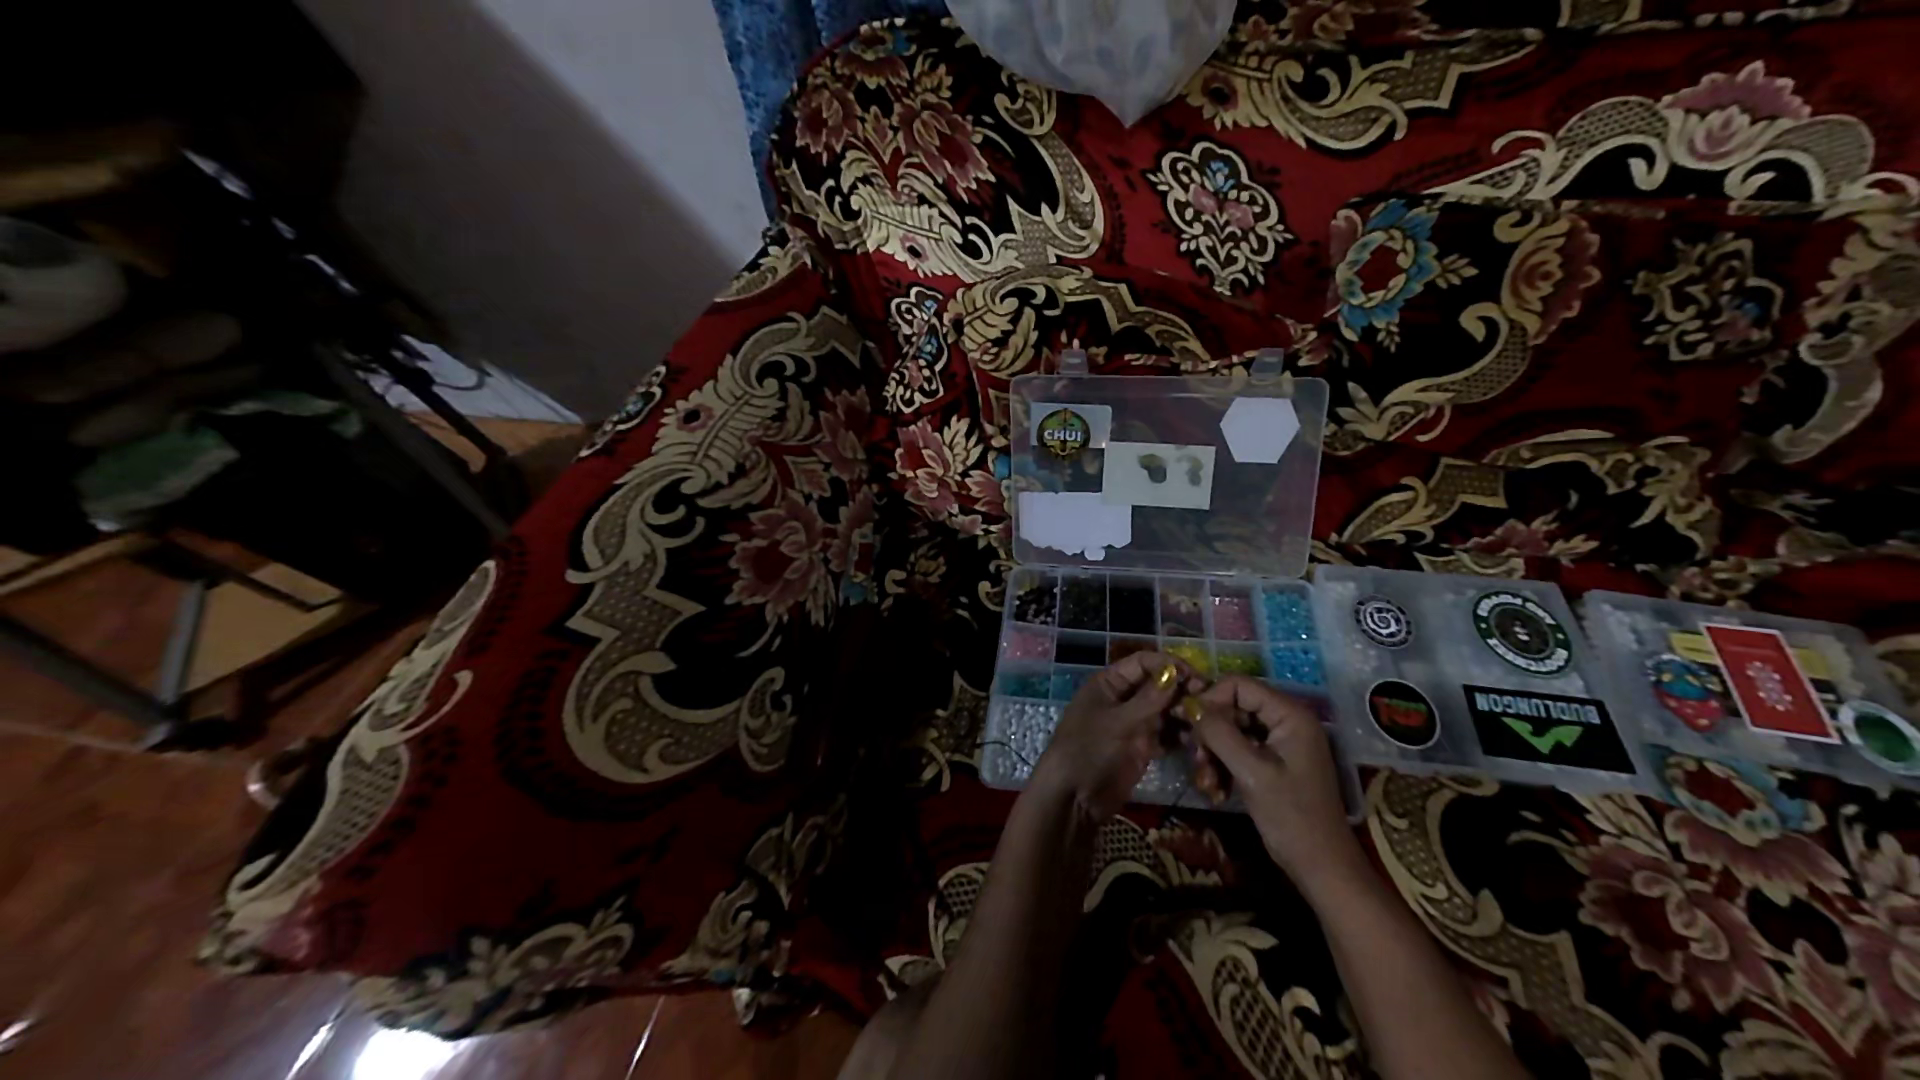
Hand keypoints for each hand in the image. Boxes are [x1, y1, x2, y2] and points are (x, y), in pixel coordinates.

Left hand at [1033, 651, 1193, 823]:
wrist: (1074, 798)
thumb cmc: (1089, 750)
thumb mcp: (1119, 722)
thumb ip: (1149, 698)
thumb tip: (1175, 672)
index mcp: (1108, 683)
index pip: (1142, 663)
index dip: (1168, 666)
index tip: (1196, 677)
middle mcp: (1122, 699)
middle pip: (1157, 685)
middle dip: (1181, 690)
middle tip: (1208, 701)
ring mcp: (1133, 723)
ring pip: (1165, 710)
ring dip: (1184, 713)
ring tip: (1205, 722)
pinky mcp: (1142, 746)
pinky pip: (1166, 734)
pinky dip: (1180, 735)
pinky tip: (1197, 740)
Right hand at [1188, 677, 1366, 892]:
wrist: (1319, 866)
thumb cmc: (1291, 815)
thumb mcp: (1251, 771)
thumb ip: (1220, 733)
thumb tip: (1191, 706)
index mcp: (1290, 715)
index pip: (1239, 685)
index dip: (1211, 699)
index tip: (1191, 726)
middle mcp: (1286, 721)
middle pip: (1232, 707)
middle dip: (1210, 733)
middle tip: (1197, 760)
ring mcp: (1279, 743)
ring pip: (1230, 731)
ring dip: (1212, 754)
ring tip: (1206, 783)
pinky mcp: (1271, 763)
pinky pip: (1237, 751)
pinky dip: (1222, 767)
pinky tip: (1215, 791)